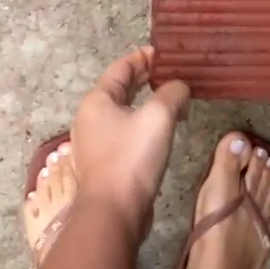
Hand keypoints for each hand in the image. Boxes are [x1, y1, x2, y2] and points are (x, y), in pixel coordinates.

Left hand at [67, 47, 191, 228]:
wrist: (113, 215)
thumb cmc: (131, 159)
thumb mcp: (158, 117)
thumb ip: (172, 93)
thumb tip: (180, 87)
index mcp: (97, 99)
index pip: (122, 66)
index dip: (145, 57)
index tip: (166, 53)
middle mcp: (90, 117)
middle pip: (121, 88)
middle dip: (147, 79)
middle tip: (173, 74)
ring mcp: (94, 143)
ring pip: (124, 112)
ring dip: (147, 104)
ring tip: (173, 101)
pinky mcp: (103, 164)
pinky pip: (124, 133)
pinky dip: (142, 125)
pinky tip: (161, 132)